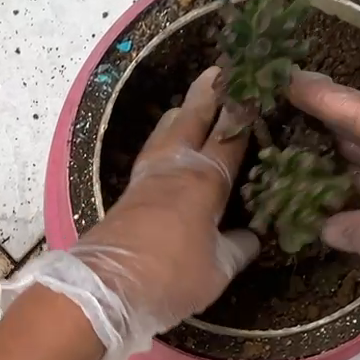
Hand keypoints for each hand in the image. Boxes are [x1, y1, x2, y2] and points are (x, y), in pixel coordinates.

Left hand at [2, 67, 257, 359]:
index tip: (253, 90)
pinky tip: (163, 148)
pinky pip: (149, 157)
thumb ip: (236, 249)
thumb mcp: (216, 270)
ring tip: (187, 102)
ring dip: (179, 115)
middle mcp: (174, 171)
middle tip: (218, 70)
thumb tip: (251, 237)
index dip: (243, 114)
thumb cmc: (170, 277)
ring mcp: (145, 182)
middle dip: (207, 94)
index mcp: (205, 181)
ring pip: (165, 135)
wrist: (106, 289)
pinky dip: (161, 142)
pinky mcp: (125, 199)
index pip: (230, 138)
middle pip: (191, 121)